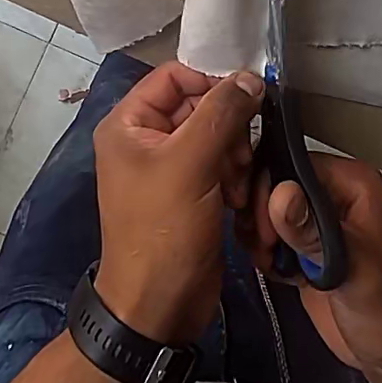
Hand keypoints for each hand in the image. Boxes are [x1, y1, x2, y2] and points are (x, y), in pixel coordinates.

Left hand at [93, 62, 263, 344]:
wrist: (159, 306)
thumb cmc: (163, 231)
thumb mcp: (191, 164)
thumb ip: (222, 113)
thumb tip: (251, 77)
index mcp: (129, 123)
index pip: (176, 76)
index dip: (213, 80)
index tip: (250, 96)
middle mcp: (147, 138)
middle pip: (200, 105)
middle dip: (229, 126)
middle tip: (242, 153)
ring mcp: (169, 165)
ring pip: (217, 134)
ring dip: (236, 153)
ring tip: (240, 181)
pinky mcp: (191, 189)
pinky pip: (221, 162)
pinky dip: (235, 174)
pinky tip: (239, 197)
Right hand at [237, 153, 381, 377]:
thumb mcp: (350, 267)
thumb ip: (312, 232)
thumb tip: (281, 194)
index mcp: (354, 184)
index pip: (296, 163)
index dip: (271, 189)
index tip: (263, 223)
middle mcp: (336, 195)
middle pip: (277, 182)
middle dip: (261, 214)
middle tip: (267, 245)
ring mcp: (320, 221)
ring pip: (269, 208)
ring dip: (260, 234)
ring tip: (271, 258)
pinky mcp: (307, 246)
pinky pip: (271, 233)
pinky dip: (264, 251)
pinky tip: (277, 269)